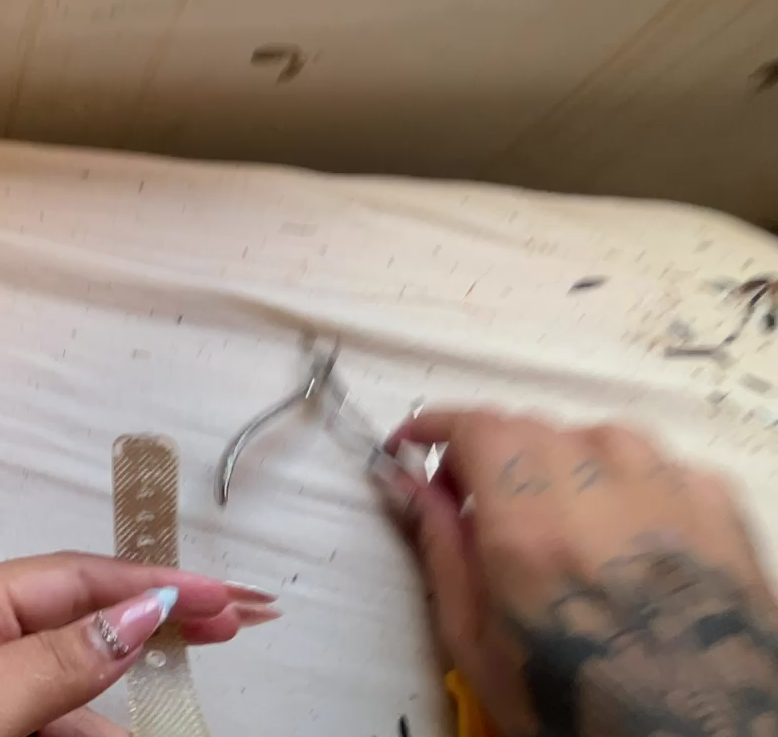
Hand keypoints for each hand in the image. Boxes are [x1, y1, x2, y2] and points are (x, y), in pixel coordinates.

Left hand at [0, 551, 279, 736]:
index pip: (74, 579)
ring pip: (72, 688)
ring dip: (126, 697)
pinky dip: (88, 726)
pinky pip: (48, 724)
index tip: (228, 598)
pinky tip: (119, 726)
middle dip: (156, 616)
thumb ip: (50, 660)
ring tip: (187, 679)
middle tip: (241, 619)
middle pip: (83, 618)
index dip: (152, 582)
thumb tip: (136, 610)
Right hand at [386, 410, 777, 736]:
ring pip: (599, 436)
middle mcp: (605, 510)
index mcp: (532, 538)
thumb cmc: (573, 708)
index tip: (409, 445)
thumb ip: (437, 545)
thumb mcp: (472, 637)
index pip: (476, 430)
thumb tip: (402, 480)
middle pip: (528, 427)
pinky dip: (628, 473)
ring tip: (543, 501)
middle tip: (467, 495)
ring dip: (554, 452)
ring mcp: (678, 517)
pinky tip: (614, 514)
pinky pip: (670, 467)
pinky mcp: (731, 534)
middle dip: (482, 446)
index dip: (432, 426)